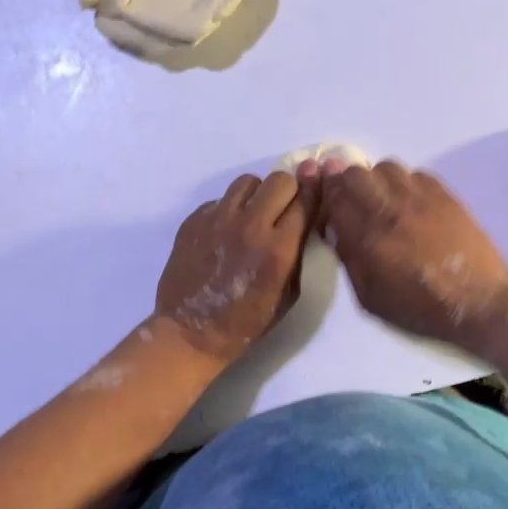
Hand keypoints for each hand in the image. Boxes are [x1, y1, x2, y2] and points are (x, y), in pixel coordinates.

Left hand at [153, 171, 317, 362]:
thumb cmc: (245, 322)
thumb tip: (304, 220)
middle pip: (279, 180)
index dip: (314, 187)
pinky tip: (226, 232)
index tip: (317, 177)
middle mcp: (250, 225)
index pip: (305, 201)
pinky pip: (221, 199)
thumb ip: (298, 253)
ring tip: (253, 215)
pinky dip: (230, 209)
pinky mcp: (194, 220)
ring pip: (248, 182)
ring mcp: (218, 219)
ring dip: (257, 195)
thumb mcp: (288, 295)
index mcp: (278, 249)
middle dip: (288, 190)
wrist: (190, 332)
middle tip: (283, 208)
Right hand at [308, 159, 507, 343]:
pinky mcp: (445, 195)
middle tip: (353, 198)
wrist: (477, 303)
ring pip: (386, 167)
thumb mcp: (370, 298)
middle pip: (355, 173)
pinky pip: (416, 173)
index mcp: (367, 239)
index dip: (326, 192)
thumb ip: (349, 260)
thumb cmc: (420, 308)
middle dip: (347, 183)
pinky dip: (407, 183)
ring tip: (384, 199)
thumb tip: (337, 231)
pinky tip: (412, 203)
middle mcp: (390, 210)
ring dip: (378, 180)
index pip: (334, 196)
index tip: (328, 196)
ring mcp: (420, 199)